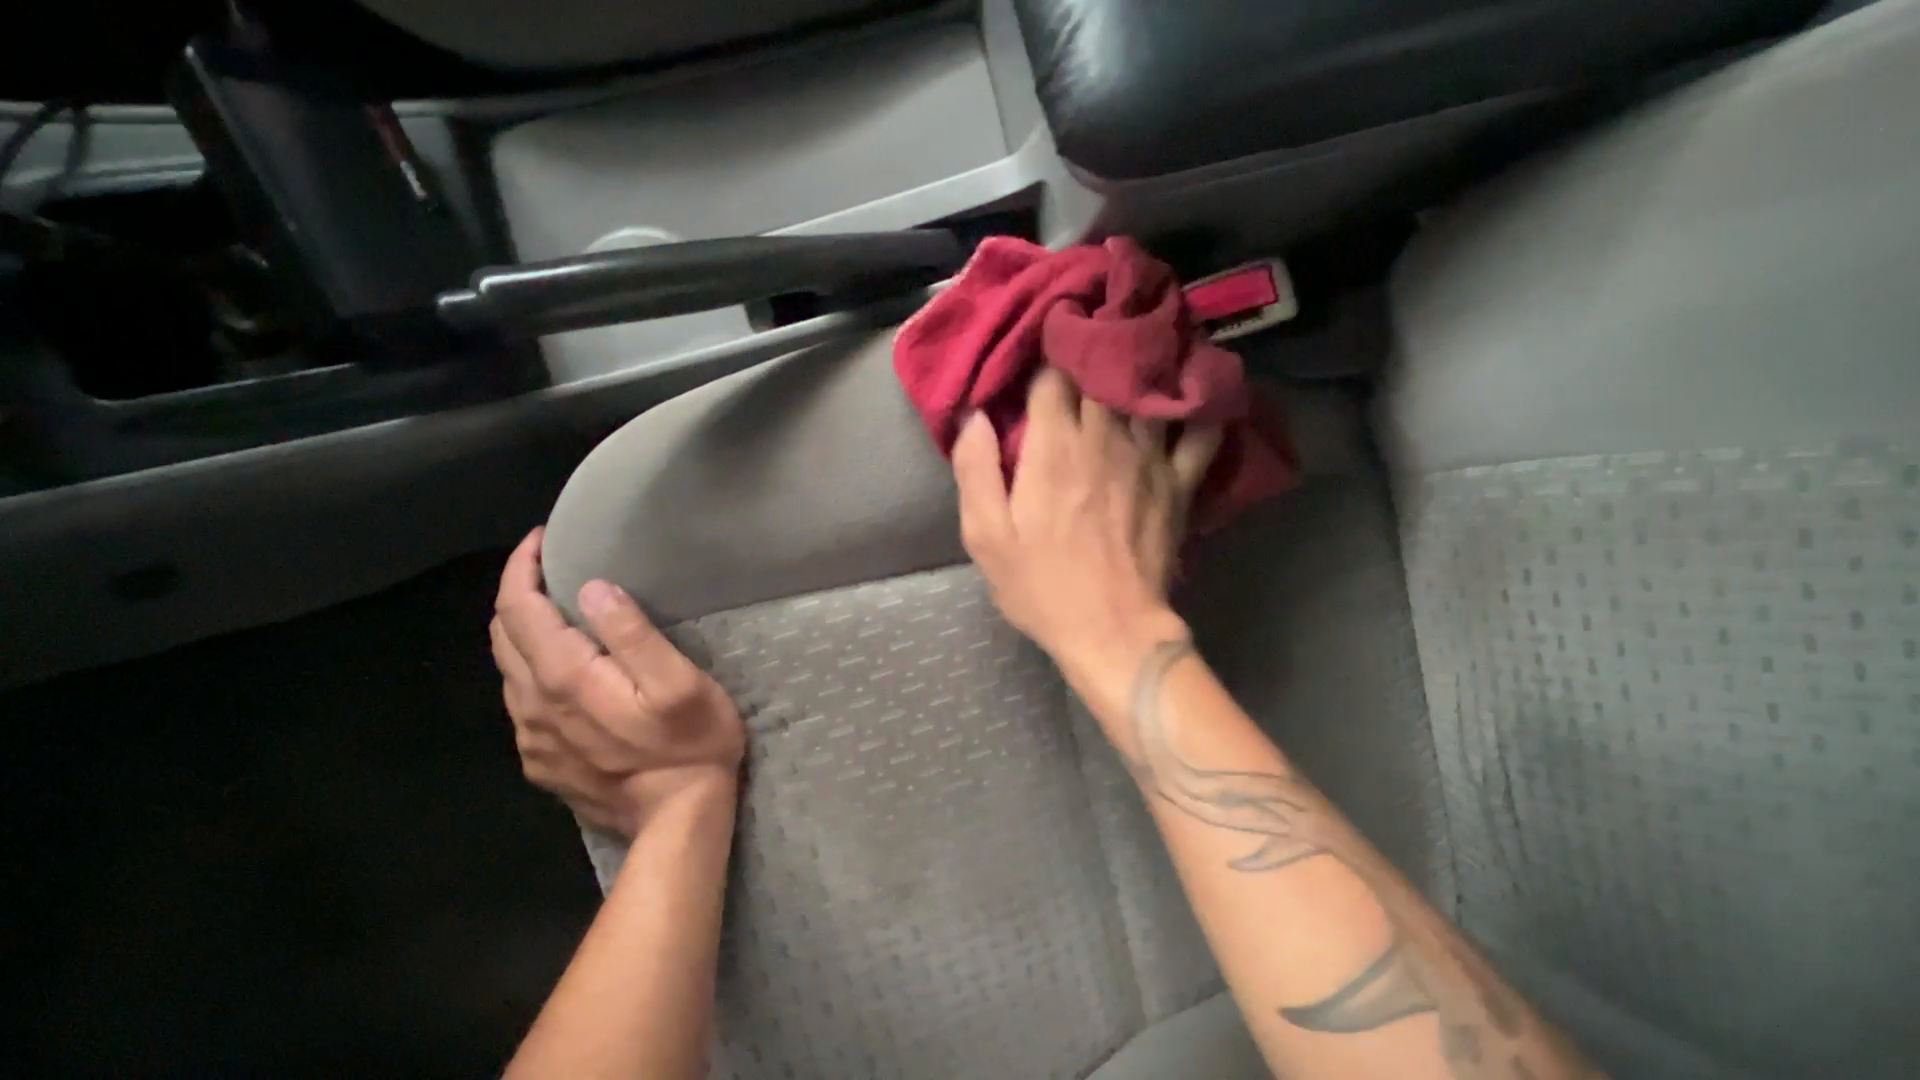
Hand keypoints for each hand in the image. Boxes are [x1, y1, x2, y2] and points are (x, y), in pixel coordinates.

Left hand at [491, 528, 746, 837]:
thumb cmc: (690, 745)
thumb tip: (592, 588)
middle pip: (502, 634)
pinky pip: (520, 702)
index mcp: (563, 677)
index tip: (542, 539)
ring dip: (522, 632)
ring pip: (506, 670)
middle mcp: (532, 704)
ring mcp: (531, 738)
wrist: (676, 822)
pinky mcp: (539, 762)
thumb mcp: (679, 683)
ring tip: (556, 612)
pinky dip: (530, 671)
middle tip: (551, 568)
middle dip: (518, 592)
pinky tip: (561, 672)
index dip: (522, 566)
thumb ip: (632, 633)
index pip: (518, 608)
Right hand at [953, 369, 1220, 724]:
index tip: (1039, 343)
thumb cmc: (1042, 586)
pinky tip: (1193, 391)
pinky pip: (1200, 431)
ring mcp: (1150, 457)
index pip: (1051, 374)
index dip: (1044, 352)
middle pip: (1100, 370)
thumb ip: (975, 469)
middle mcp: (1104, 437)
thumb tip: (975, 414)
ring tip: (1135, 342)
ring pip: (1148, 387)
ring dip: (1140, 362)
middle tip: (1085, 330)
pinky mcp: (1180, 482)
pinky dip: (1199, 406)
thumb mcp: (986, 536)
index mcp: (1053, 447)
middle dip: (1091, 345)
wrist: (1113, 630)